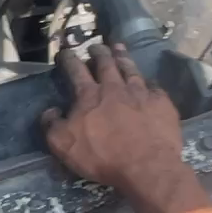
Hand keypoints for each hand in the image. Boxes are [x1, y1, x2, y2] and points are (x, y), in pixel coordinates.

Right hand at [41, 43, 194, 209]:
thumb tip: (50, 110)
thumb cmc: (101, 157)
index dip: (68, 59)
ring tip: (119, 49)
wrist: (146, 166)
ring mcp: (141, 93)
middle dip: (98, 52)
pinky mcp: (161, 103)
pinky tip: (148, 81)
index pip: (76, 71)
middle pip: (106, 63)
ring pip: (130, 69)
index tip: (65, 52)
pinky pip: (154, 87)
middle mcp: (115, 88)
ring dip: (123, 57)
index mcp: (89, 96)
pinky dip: (148, 82)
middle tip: (96, 46)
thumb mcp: (63, 145)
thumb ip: (52, 125)